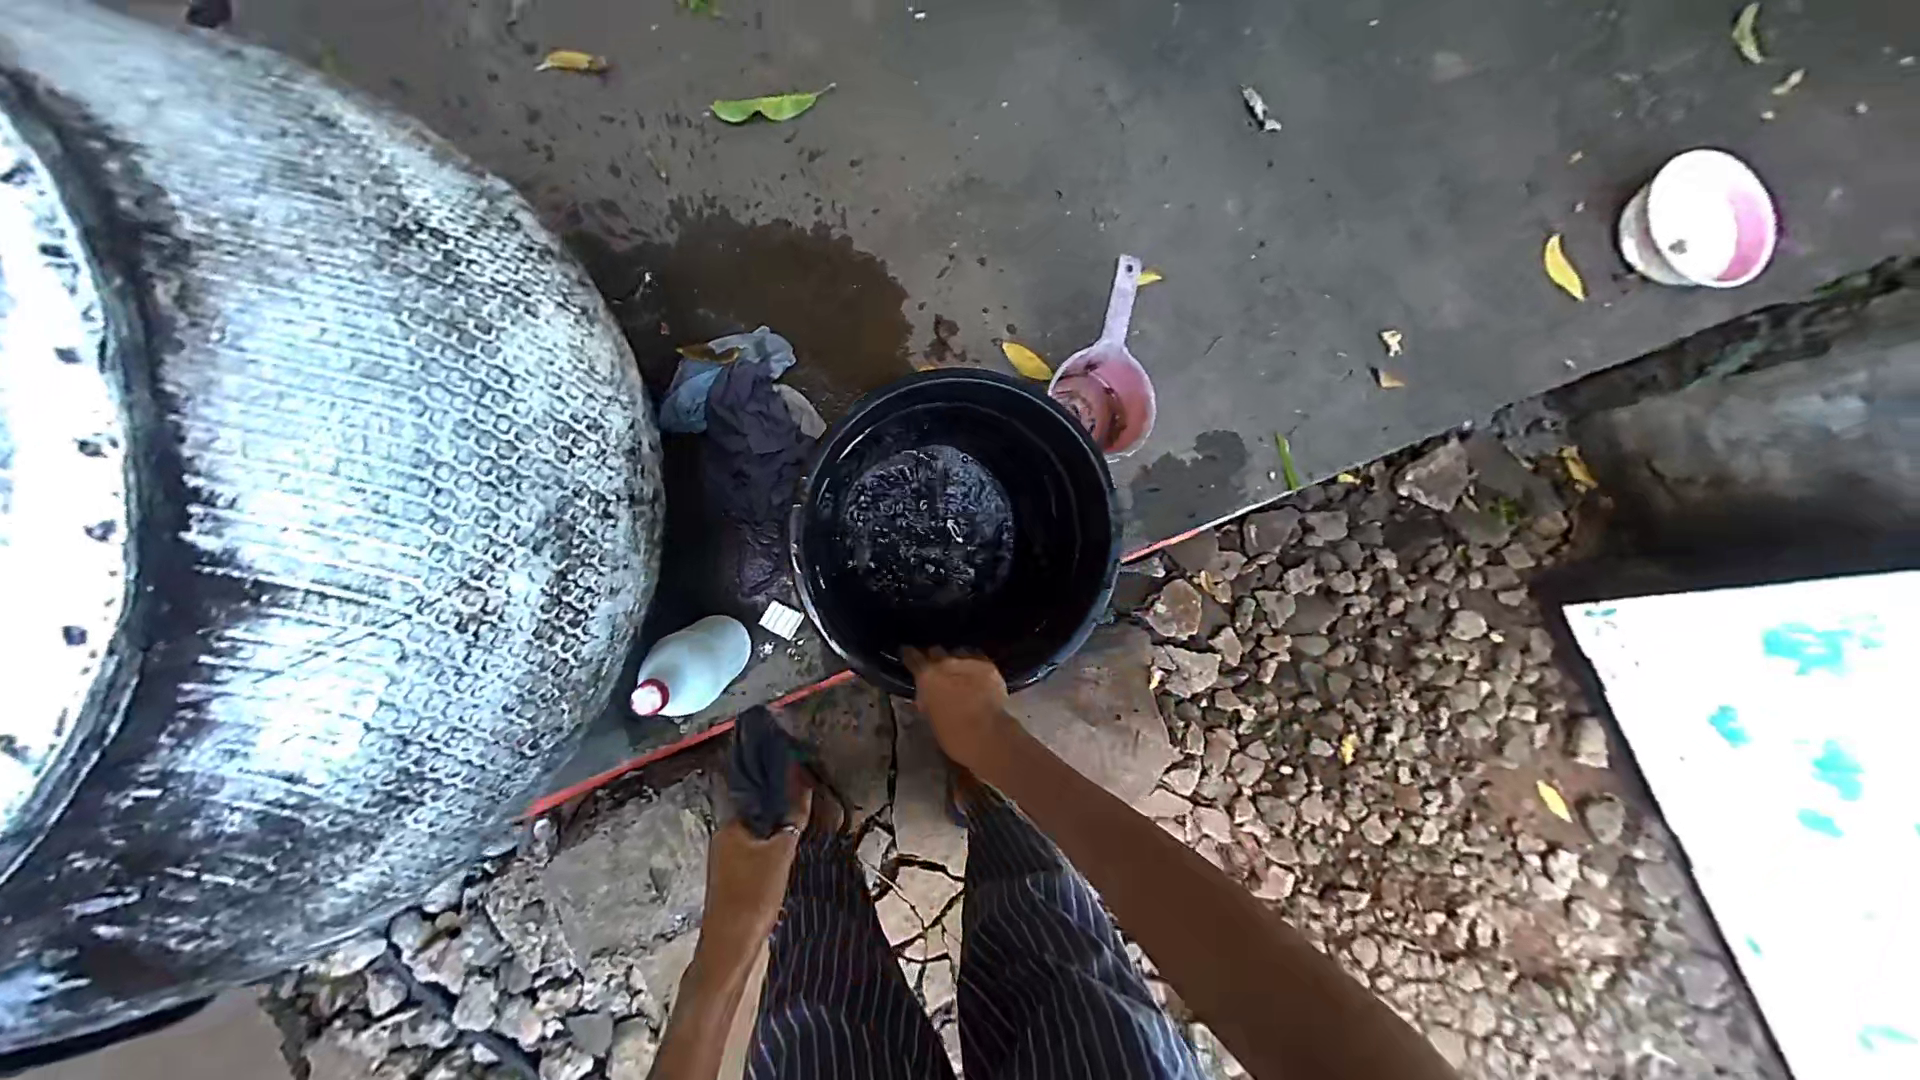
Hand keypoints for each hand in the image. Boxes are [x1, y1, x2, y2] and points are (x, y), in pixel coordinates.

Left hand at [697, 780, 810, 962]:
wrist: (731, 949)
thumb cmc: (754, 894)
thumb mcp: (781, 852)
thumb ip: (793, 816)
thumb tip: (803, 779)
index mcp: (729, 826)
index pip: (757, 794)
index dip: (781, 786)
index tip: (804, 780)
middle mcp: (723, 837)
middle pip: (757, 814)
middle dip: (781, 811)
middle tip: (809, 804)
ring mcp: (725, 859)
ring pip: (757, 835)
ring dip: (777, 832)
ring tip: (804, 826)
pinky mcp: (731, 878)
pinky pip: (754, 852)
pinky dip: (771, 850)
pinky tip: (788, 854)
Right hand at [902, 646, 1022, 773]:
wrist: (988, 734)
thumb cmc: (954, 735)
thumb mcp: (931, 719)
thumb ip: (925, 701)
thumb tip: (924, 696)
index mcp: (926, 677)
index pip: (912, 657)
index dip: (910, 655)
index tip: (909, 653)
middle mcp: (945, 662)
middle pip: (936, 651)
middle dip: (935, 658)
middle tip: (937, 670)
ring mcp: (968, 661)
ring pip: (958, 652)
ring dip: (956, 661)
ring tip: (960, 672)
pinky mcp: (988, 665)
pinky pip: (977, 659)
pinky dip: (975, 666)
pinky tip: (978, 675)